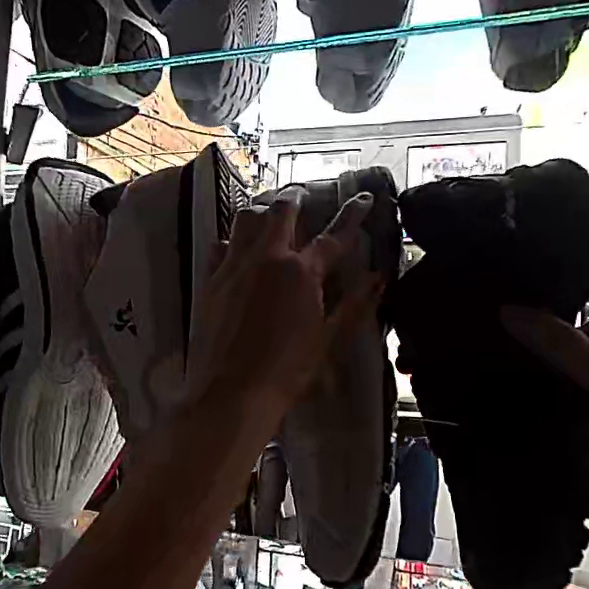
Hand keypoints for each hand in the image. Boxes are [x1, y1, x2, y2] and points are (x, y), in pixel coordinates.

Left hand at [181, 195, 378, 439]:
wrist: (233, 392)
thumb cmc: (287, 371)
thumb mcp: (328, 338)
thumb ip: (355, 304)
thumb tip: (378, 278)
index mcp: (301, 272)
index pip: (333, 236)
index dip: (352, 215)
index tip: (363, 198)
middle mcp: (266, 259)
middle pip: (281, 212)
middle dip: (294, 198)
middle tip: (301, 196)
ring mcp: (234, 267)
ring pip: (245, 220)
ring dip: (259, 212)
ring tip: (267, 216)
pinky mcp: (210, 282)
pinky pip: (219, 247)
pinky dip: (231, 242)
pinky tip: (235, 249)